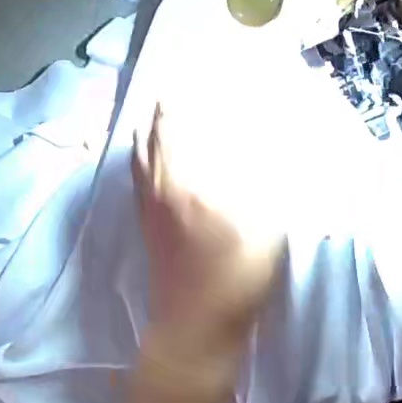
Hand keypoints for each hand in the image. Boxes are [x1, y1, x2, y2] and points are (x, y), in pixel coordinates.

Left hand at [132, 106, 283, 392]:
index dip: (191, 94)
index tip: (205, 74)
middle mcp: (160, 183)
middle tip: (186, 84)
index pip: (180, 122)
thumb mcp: (262, 221)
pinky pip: (139, 171)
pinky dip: (146, 149)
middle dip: (170, 103)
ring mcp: (147, 203)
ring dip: (154, 123)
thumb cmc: (236, 275)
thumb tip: (253, 138)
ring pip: (142, 150)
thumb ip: (258, 175)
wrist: (194, 328)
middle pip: (155, 131)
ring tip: (168, 106)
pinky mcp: (145, 221)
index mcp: (188, 179)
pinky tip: (154, 150)